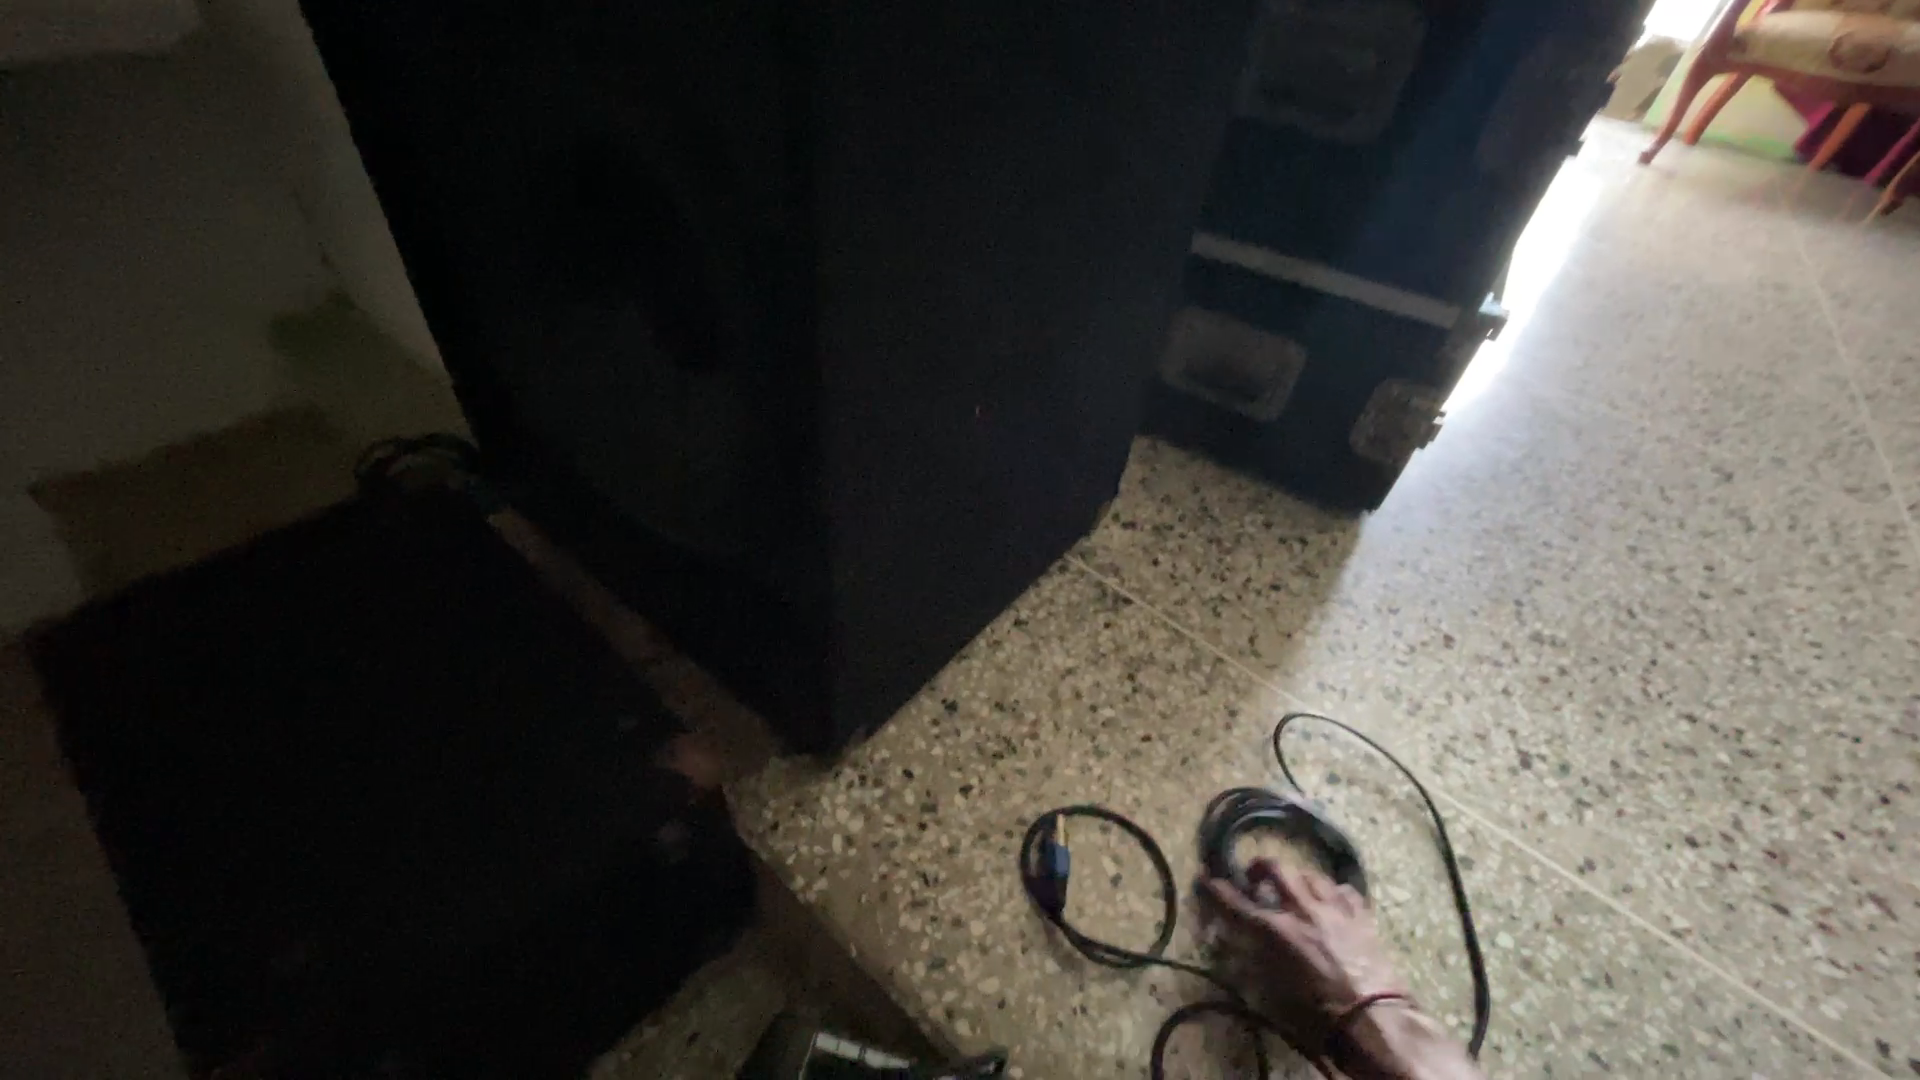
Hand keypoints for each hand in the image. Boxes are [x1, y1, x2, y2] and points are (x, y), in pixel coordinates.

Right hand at [1200, 859, 1407, 1026]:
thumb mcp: (1275, 993)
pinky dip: (1332, 892)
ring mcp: (1334, 909)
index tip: (1205, 878)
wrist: (1377, 1023)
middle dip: (1259, 867)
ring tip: (1295, 890)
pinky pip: (1344, 890)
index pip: (1236, 902)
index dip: (1216, 889)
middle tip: (1255, 878)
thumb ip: (1256, 960)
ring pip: (1310, 874)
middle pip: (1275, 868)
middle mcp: (1302, 909)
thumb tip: (1242, 943)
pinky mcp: (1361, 917)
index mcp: (1276, 930)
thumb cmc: (1320, 1017)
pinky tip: (1331, 902)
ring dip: (1297, 878)